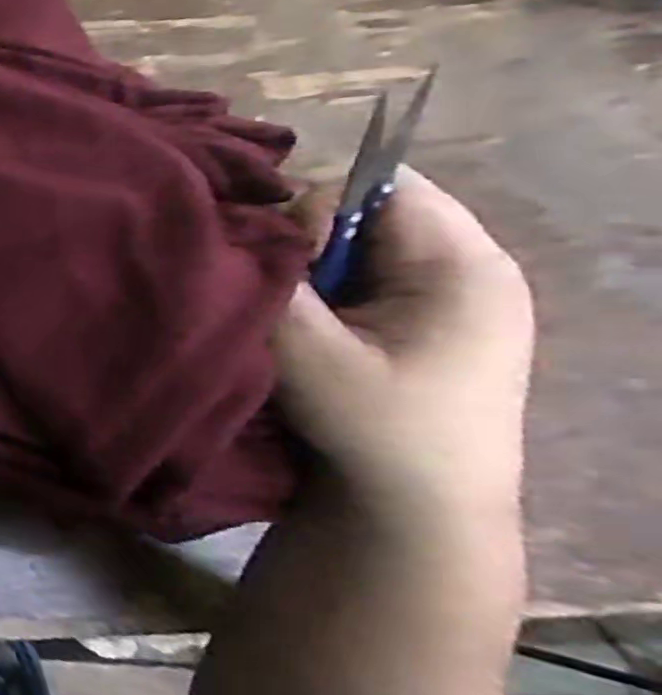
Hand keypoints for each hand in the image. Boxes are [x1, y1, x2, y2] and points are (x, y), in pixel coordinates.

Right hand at [272, 166, 534, 526]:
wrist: (417, 512)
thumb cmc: (377, 429)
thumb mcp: (310, 351)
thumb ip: (274, 278)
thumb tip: (232, 222)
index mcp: (461, 265)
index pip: (379, 182)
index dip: (312, 199)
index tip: (270, 247)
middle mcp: (462, 264)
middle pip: (365, 203)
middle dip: (302, 226)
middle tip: (262, 268)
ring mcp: (440, 289)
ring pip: (353, 234)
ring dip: (305, 254)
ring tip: (273, 290)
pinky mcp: (414, 311)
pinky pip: (355, 264)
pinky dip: (314, 274)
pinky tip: (293, 307)